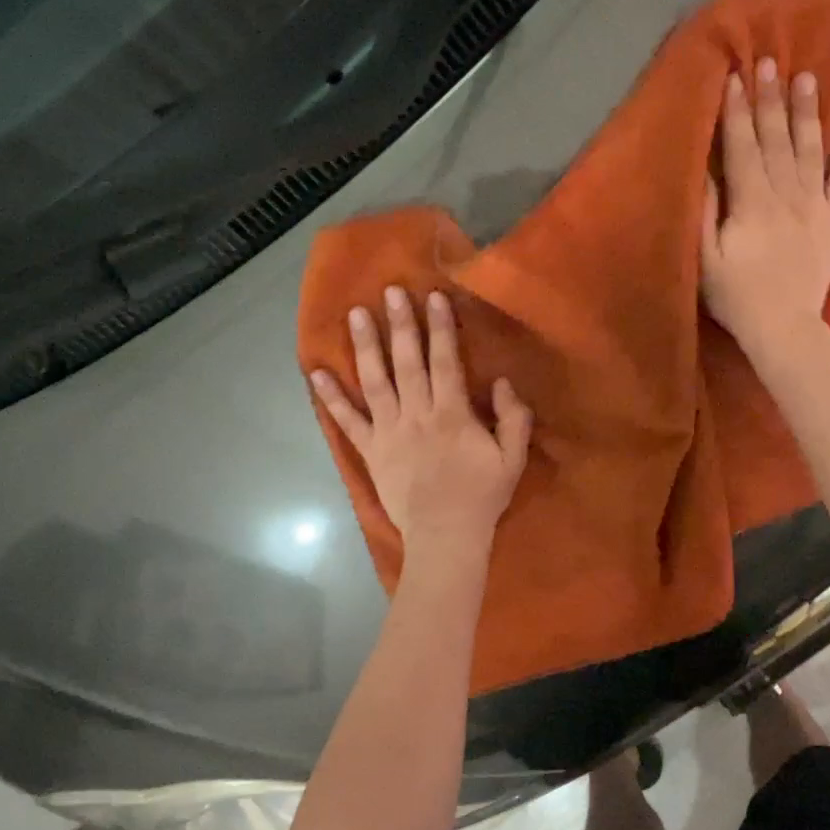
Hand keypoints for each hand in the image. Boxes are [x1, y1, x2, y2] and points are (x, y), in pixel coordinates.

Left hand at [311, 286, 531, 566]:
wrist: (445, 537)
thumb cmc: (481, 497)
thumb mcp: (512, 459)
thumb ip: (512, 418)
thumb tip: (501, 382)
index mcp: (452, 414)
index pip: (445, 361)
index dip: (440, 327)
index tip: (433, 296)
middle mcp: (417, 415)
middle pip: (407, 362)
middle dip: (400, 324)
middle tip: (390, 291)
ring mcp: (389, 432)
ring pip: (375, 381)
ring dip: (365, 346)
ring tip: (355, 315)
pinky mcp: (371, 451)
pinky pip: (348, 421)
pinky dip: (332, 398)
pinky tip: (317, 374)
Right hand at [700, 57, 829, 353]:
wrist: (785, 329)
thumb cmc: (737, 297)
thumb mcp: (706, 258)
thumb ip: (708, 210)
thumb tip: (706, 168)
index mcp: (752, 202)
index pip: (743, 147)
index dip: (738, 112)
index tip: (736, 77)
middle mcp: (786, 195)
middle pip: (777, 140)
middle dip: (771, 100)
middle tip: (771, 61)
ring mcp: (814, 206)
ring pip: (810, 151)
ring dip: (808, 114)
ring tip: (808, 79)